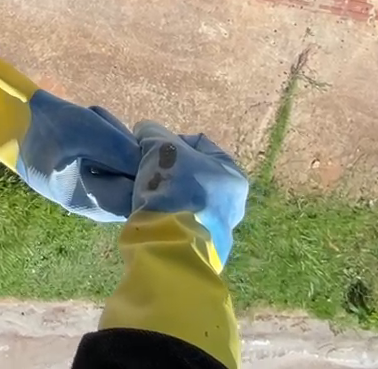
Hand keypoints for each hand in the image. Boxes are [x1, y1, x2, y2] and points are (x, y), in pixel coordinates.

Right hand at [131, 121, 247, 264]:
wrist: (172, 240)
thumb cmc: (173, 184)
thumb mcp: (157, 142)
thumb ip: (151, 130)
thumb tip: (146, 134)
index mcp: (232, 173)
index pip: (197, 142)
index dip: (170, 140)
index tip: (151, 150)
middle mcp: (234, 200)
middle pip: (191, 170)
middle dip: (167, 167)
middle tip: (145, 169)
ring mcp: (221, 226)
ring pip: (185, 195)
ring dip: (164, 190)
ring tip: (144, 191)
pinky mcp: (205, 246)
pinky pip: (180, 218)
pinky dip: (165, 211)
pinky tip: (150, 211)